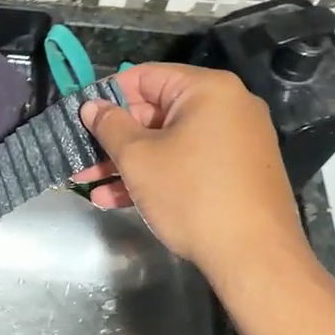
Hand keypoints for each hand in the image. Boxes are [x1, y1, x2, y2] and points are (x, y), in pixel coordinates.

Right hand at [73, 63, 308, 276]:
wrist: (255, 258)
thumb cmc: (192, 195)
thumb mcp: (138, 158)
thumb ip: (109, 126)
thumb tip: (91, 106)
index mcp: (207, 90)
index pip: (145, 76)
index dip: (107, 94)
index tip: (80, 115)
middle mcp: (228, 107)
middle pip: (156, 111)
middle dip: (114, 137)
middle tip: (79, 154)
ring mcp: (236, 141)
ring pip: (169, 142)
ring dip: (128, 161)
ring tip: (89, 183)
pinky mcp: (237, 173)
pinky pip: (188, 162)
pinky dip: (156, 175)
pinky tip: (119, 199)